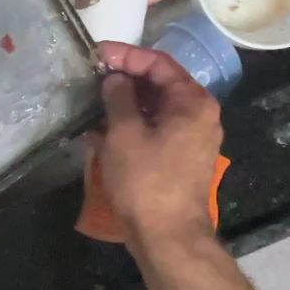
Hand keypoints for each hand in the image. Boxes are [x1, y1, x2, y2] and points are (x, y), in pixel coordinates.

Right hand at [92, 40, 224, 250]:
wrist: (167, 235)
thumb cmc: (146, 181)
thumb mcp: (124, 135)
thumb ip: (118, 99)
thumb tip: (114, 79)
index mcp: (192, 102)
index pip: (159, 64)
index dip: (126, 55)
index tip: (97, 53)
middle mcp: (198, 116)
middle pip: (159, 86)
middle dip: (124, 81)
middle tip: (92, 78)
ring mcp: (190, 140)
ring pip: (154, 111)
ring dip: (123, 107)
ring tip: (90, 105)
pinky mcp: (178, 161)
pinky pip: (153, 133)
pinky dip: (130, 129)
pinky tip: (100, 134)